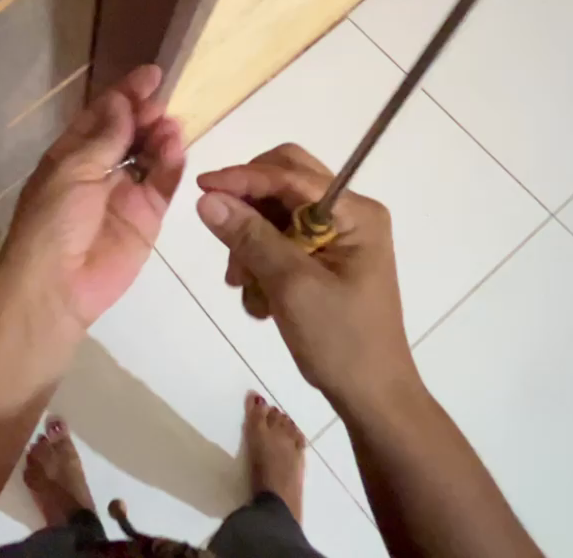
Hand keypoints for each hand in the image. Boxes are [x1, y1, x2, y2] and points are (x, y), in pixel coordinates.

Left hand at [0, 64, 185, 341]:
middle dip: (146, 114)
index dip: (125, 94)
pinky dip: (171, 164)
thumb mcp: (71, 171)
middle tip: (162, 102)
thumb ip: (103, 138)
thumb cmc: (52, 221)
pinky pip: (163, 184)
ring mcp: (125, 192)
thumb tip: (121, 102)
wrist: (56, 285)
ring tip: (171, 124)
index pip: (102, 116)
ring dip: (160, 136)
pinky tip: (177, 147)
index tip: (151, 74)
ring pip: (149, 155)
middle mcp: (99, 168)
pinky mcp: (147, 216)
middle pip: (129, 132)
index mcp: (71, 154)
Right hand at [196, 144, 419, 410]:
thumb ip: (250, 237)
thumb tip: (206, 198)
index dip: (243, 177)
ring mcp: (336, 235)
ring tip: (241, 282)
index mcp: (356, 213)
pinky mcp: (323, 257)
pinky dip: (260, 259)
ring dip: (250, 240)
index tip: (201, 187)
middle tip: (223, 233)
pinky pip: (278, 237)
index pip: (289, 174)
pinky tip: (257, 295)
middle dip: (248, 207)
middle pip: (282, 183)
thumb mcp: (291, 285)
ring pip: (274, 211)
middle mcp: (348, 213)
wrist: (372, 398)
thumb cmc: (341, 341)